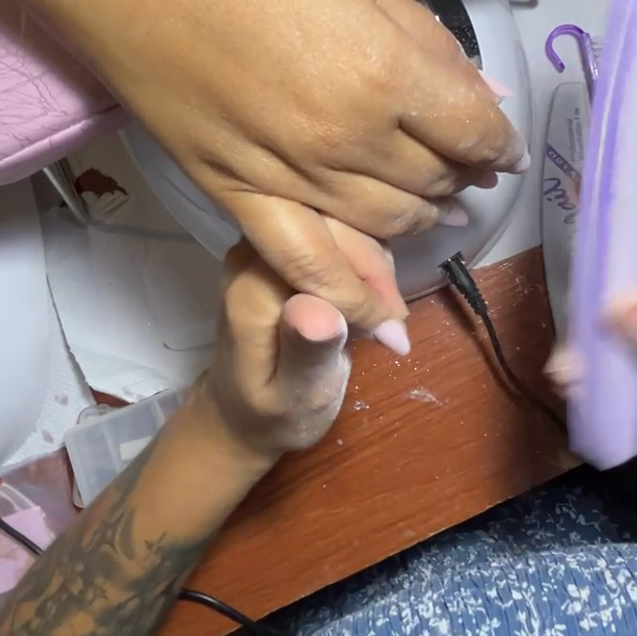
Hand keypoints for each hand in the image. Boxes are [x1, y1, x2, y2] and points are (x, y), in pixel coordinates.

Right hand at [65, 0, 524, 339]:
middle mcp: (347, 139)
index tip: (503, 144)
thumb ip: (427, 42)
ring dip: (423, 218)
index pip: (473, 131)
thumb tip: (486, 100)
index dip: (499, 141)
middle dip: (464, 173)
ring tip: (434, 203)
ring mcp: (290, 179)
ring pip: (385, 226)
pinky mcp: (237, 199)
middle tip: (466, 161)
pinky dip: (352, 295)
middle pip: (435, 180)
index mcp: (384, 72)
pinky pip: (306, 264)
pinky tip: (385, 312)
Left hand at [196, 240, 381, 463]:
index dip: (369, 282)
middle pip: (337, 225)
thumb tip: (322, 309)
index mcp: (253, 285)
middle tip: (394, 325)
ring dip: (374, 265)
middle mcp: (253, 250)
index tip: (390, 329)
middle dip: (376, 271)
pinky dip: (362, 260)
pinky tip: (368, 299)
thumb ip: (307, 352)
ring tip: (382, 316)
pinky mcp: (281, 243)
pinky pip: (335, 231)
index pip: (328, 251)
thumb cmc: (273, 413)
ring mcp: (266, 242)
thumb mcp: (296, 398)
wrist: (242, 409)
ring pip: (342, 222)